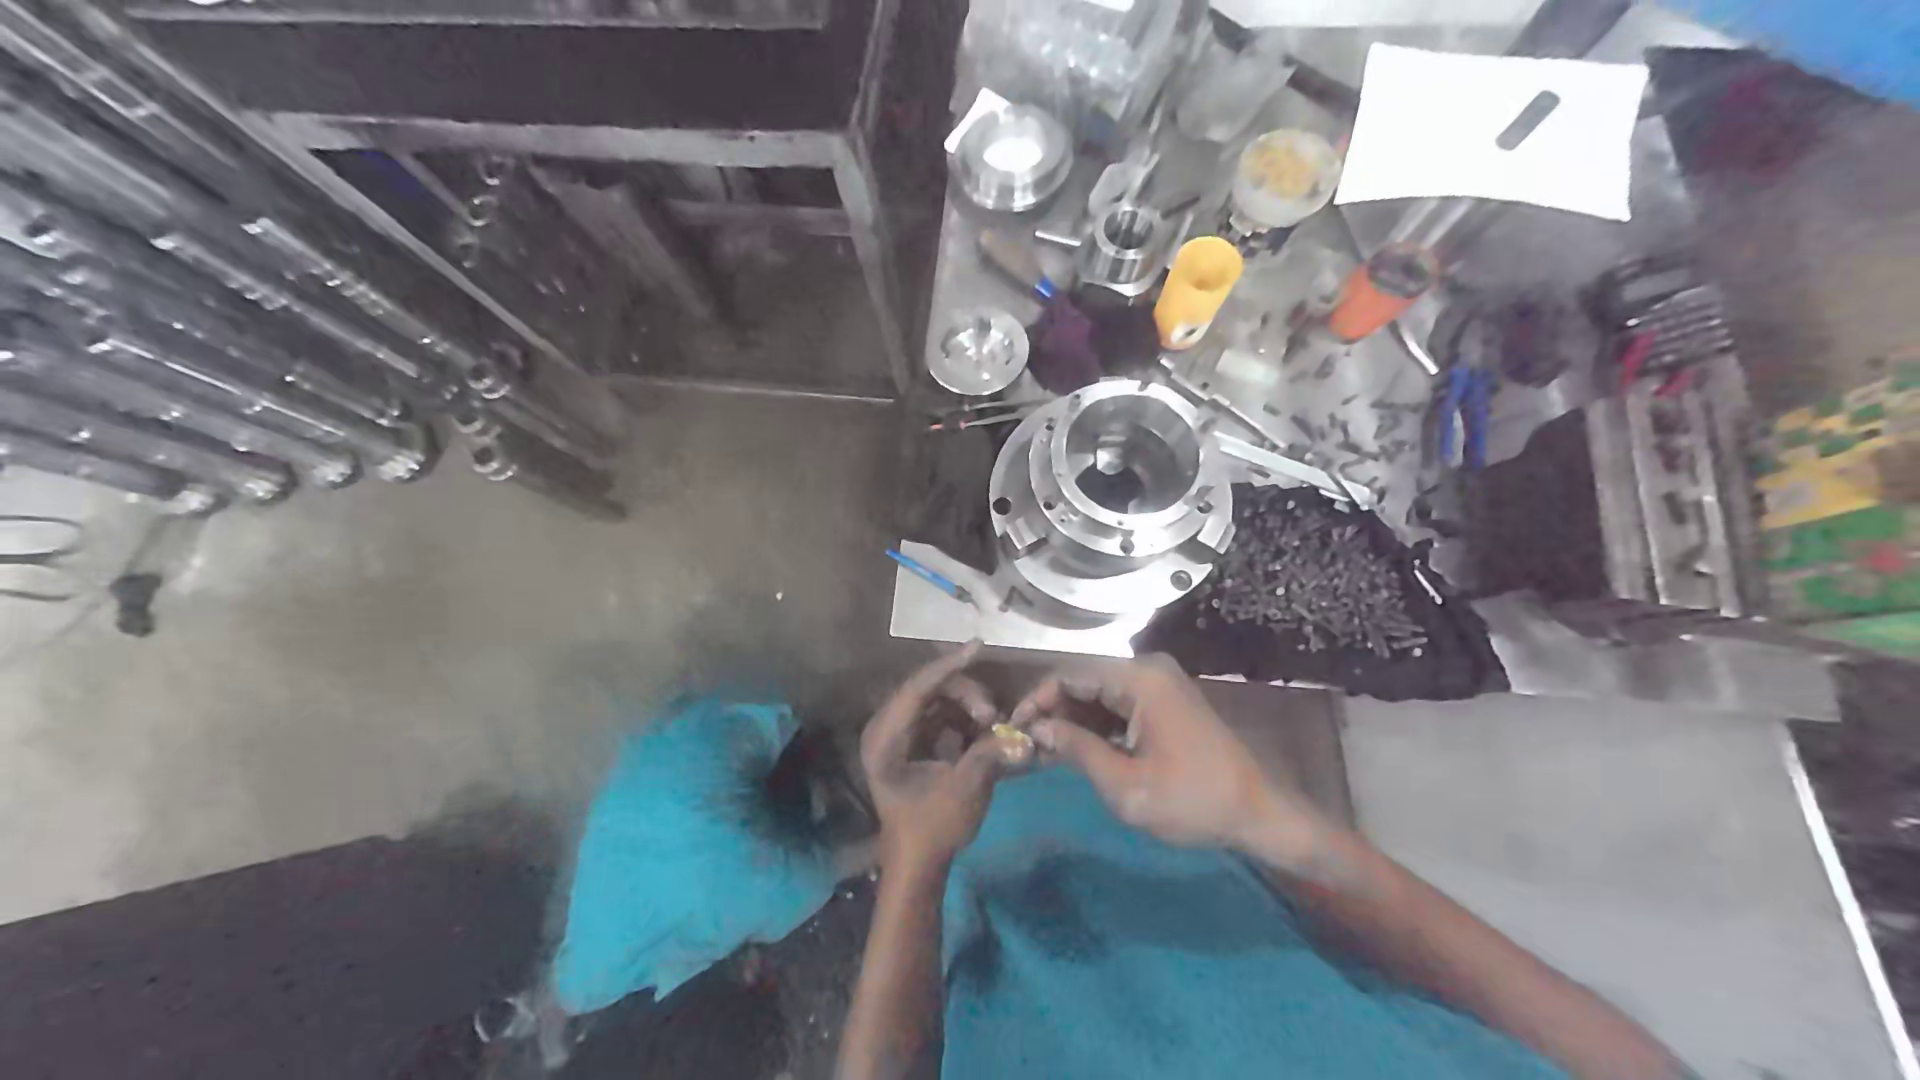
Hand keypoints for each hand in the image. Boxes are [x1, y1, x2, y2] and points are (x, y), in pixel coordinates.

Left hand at [860, 643, 1032, 876]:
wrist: (917, 864)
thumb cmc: (932, 829)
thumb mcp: (964, 792)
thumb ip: (991, 757)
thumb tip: (1025, 738)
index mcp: (886, 738)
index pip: (918, 689)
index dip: (949, 666)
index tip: (978, 648)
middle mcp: (885, 729)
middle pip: (928, 690)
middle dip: (966, 694)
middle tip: (993, 715)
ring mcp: (897, 735)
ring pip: (936, 701)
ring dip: (966, 705)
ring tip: (991, 725)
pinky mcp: (911, 743)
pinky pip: (939, 716)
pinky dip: (963, 718)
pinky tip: (983, 730)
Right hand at [1010, 654, 1330, 860]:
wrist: (1258, 813)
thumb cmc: (1193, 800)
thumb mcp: (1125, 785)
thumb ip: (1076, 750)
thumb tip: (1036, 730)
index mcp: (1139, 679)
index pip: (1070, 676)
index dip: (1037, 701)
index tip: (1013, 731)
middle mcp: (1146, 669)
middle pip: (1083, 680)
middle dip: (1053, 712)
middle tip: (1028, 746)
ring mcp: (1158, 683)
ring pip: (1098, 692)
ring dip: (1072, 720)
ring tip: (1047, 752)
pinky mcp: (1164, 699)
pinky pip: (1117, 702)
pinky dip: (1096, 724)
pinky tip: (1078, 749)